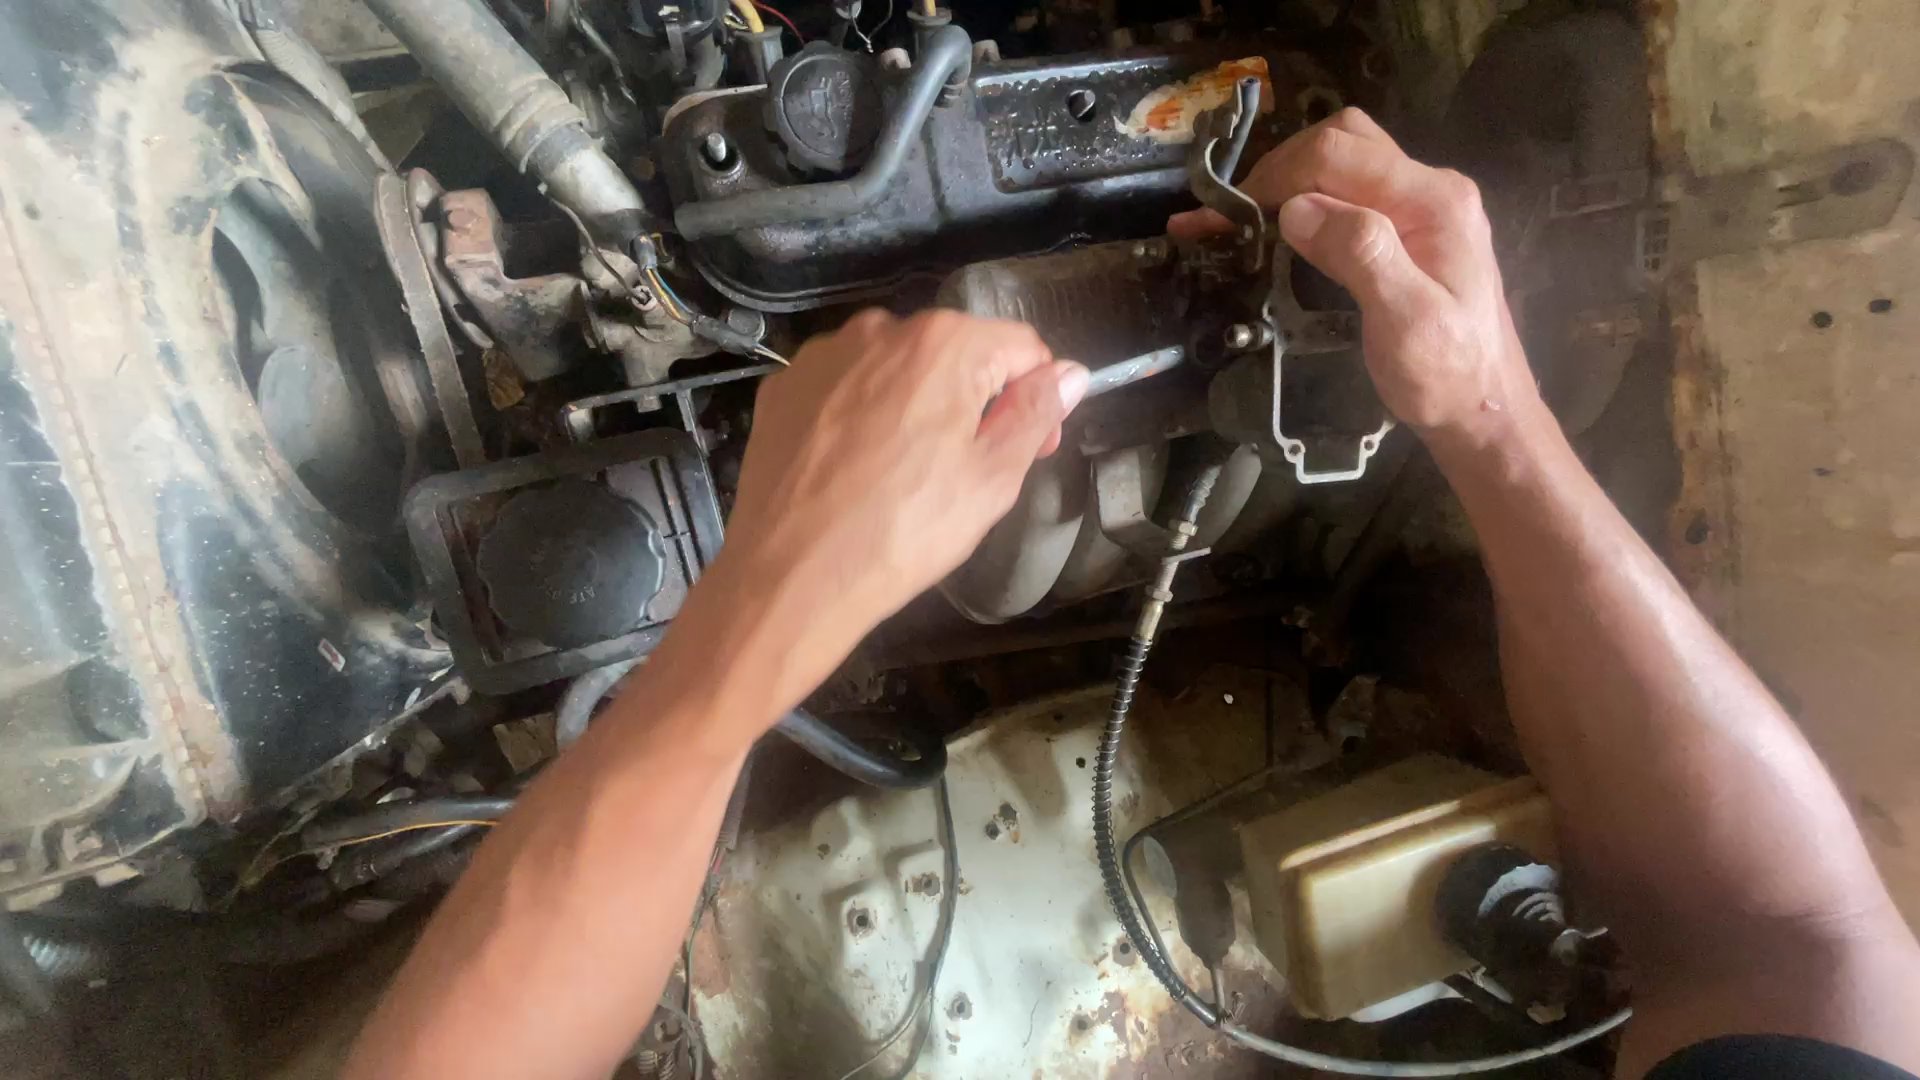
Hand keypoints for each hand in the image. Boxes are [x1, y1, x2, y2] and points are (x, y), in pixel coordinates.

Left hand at [713, 308, 1088, 661]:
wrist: (791, 575)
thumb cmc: (905, 531)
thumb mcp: (991, 479)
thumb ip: (1035, 413)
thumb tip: (1069, 373)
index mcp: (944, 343)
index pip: (1021, 346)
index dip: (1040, 395)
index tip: (1036, 446)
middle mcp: (880, 328)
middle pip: (957, 353)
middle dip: (979, 400)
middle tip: (973, 467)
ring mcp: (824, 355)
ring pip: (898, 368)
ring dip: (920, 405)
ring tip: (909, 471)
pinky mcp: (783, 387)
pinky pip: (847, 388)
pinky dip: (866, 414)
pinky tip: (859, 465)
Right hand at [1170, 108, 1543, 442]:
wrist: (1481, 404)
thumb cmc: (1443, 372)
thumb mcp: (1404, 321)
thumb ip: (1359, 255)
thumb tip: (1295, 208)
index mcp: (1431, 201)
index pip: (1338, 155)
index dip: (1274, 179)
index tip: (1226, 220)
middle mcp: (1427, 188)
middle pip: (1341, 142)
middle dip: (1274, 171)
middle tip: (1225, 220)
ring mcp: (1417, 206)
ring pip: (1342, 159)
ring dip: (1285, 179)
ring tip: (1238, 219)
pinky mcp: (1404, 228)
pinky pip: (1346, 191)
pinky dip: (1301, 198)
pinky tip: (1274, 225)